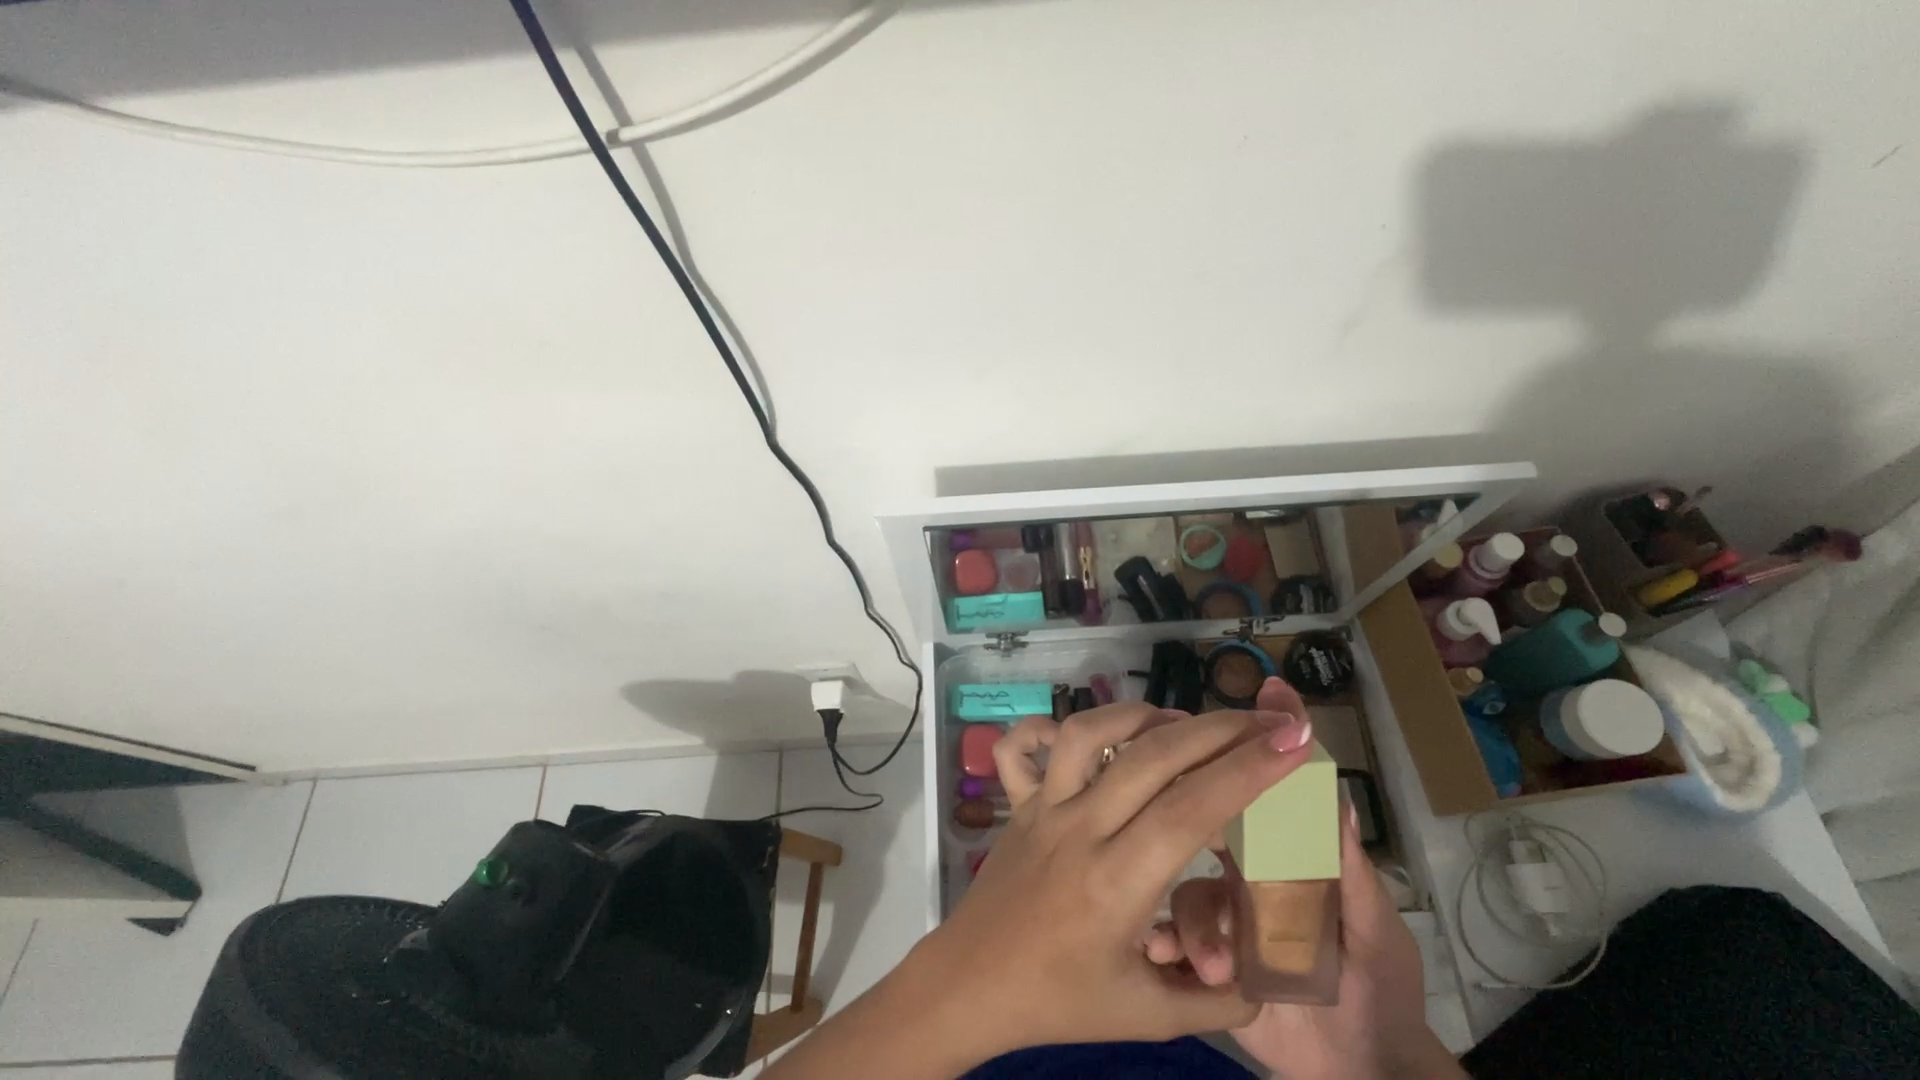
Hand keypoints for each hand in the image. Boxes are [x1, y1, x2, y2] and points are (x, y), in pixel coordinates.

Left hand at [914, 699, 1317, 1056]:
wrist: (969, 986)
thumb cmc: (1059, 1003)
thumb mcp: (1150, 1017)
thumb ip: (1220, 999)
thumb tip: (1270, 971)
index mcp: (1116, 883)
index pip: (1191, 808)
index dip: (1248, 769)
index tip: (1293, 740)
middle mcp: (1080, 830)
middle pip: (1152, 756)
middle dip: (1220, 730)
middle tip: (1268, 722)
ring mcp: (1043, 809)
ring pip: (1089, 734)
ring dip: (1145, 716)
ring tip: (1188, 725)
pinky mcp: (1018, 803)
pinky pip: (1023, 747)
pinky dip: (1055, 725)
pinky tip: (1099, 734)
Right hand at [1143, 679, 1461, 1079]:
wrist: (1360, 1072)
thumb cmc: (1378, 991)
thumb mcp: (1374, 930)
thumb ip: (1351, 870)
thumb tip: (1338, 796)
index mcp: (1291, 860)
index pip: (1269, 798)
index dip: (1262, 748)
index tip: (1267, 693)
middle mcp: (1252, 877)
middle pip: (1208, 831)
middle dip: (1195, 835)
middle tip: (1199, 852)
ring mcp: (1227, 918)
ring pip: (1186, 891)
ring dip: (1196, 922)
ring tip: (1216, 963)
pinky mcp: (1207, 960)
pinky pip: (1173, 936)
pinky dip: (1171, 944)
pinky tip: (1174, 962)